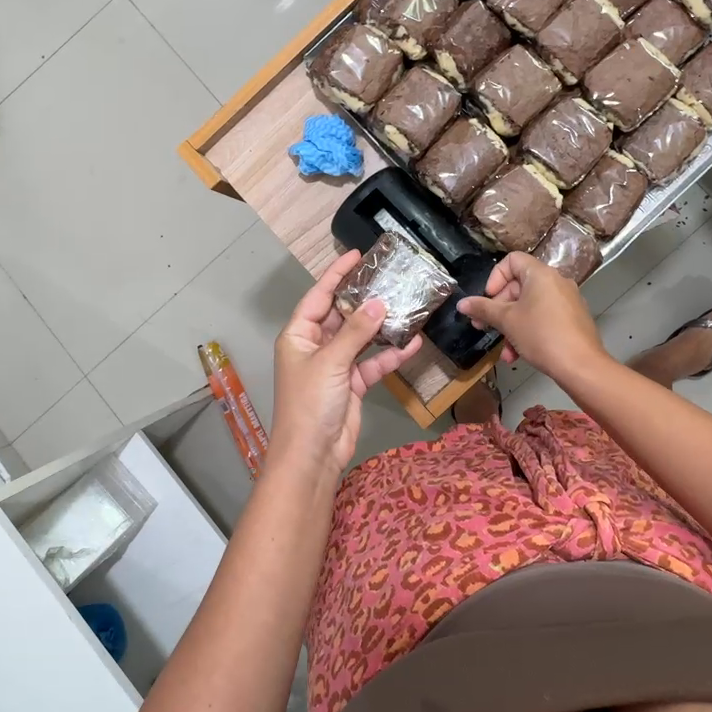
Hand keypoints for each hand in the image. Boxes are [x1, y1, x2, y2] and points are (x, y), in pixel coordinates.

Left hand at [272, 250, 421, 475]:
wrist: (312, 456)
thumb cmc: (310, 403)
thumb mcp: (331, 362)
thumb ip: (356, 332)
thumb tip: (378, 303)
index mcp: (298, 335)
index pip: (319, 297)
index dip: (336, 274)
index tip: (357, 255)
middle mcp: (314, 347)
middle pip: (341, 315)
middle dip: (364, 300)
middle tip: (389, 277)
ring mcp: (334, 367)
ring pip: (360, 339)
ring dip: (381, 327)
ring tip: (406, 305)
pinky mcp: (352, 385)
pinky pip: (372, 363)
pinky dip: (390, 355)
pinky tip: (413, 343)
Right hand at [457, 252, 607, 377]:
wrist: (581, 366)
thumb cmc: (541, 335)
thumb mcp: (506, 321)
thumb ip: (482, 309)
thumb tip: (462, 304)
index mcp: (541, 274)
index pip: (512, 260)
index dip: (495, 277)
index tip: (488, 300)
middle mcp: (556, 282)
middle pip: (519, 286)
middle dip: (499, 308)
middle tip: (484, 327)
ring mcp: (567, 301)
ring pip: (530, 306)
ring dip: (511, 326)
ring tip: (503, 350)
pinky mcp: (573, 319)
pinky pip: (544, 318)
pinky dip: (529, 331)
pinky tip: (518, 355)